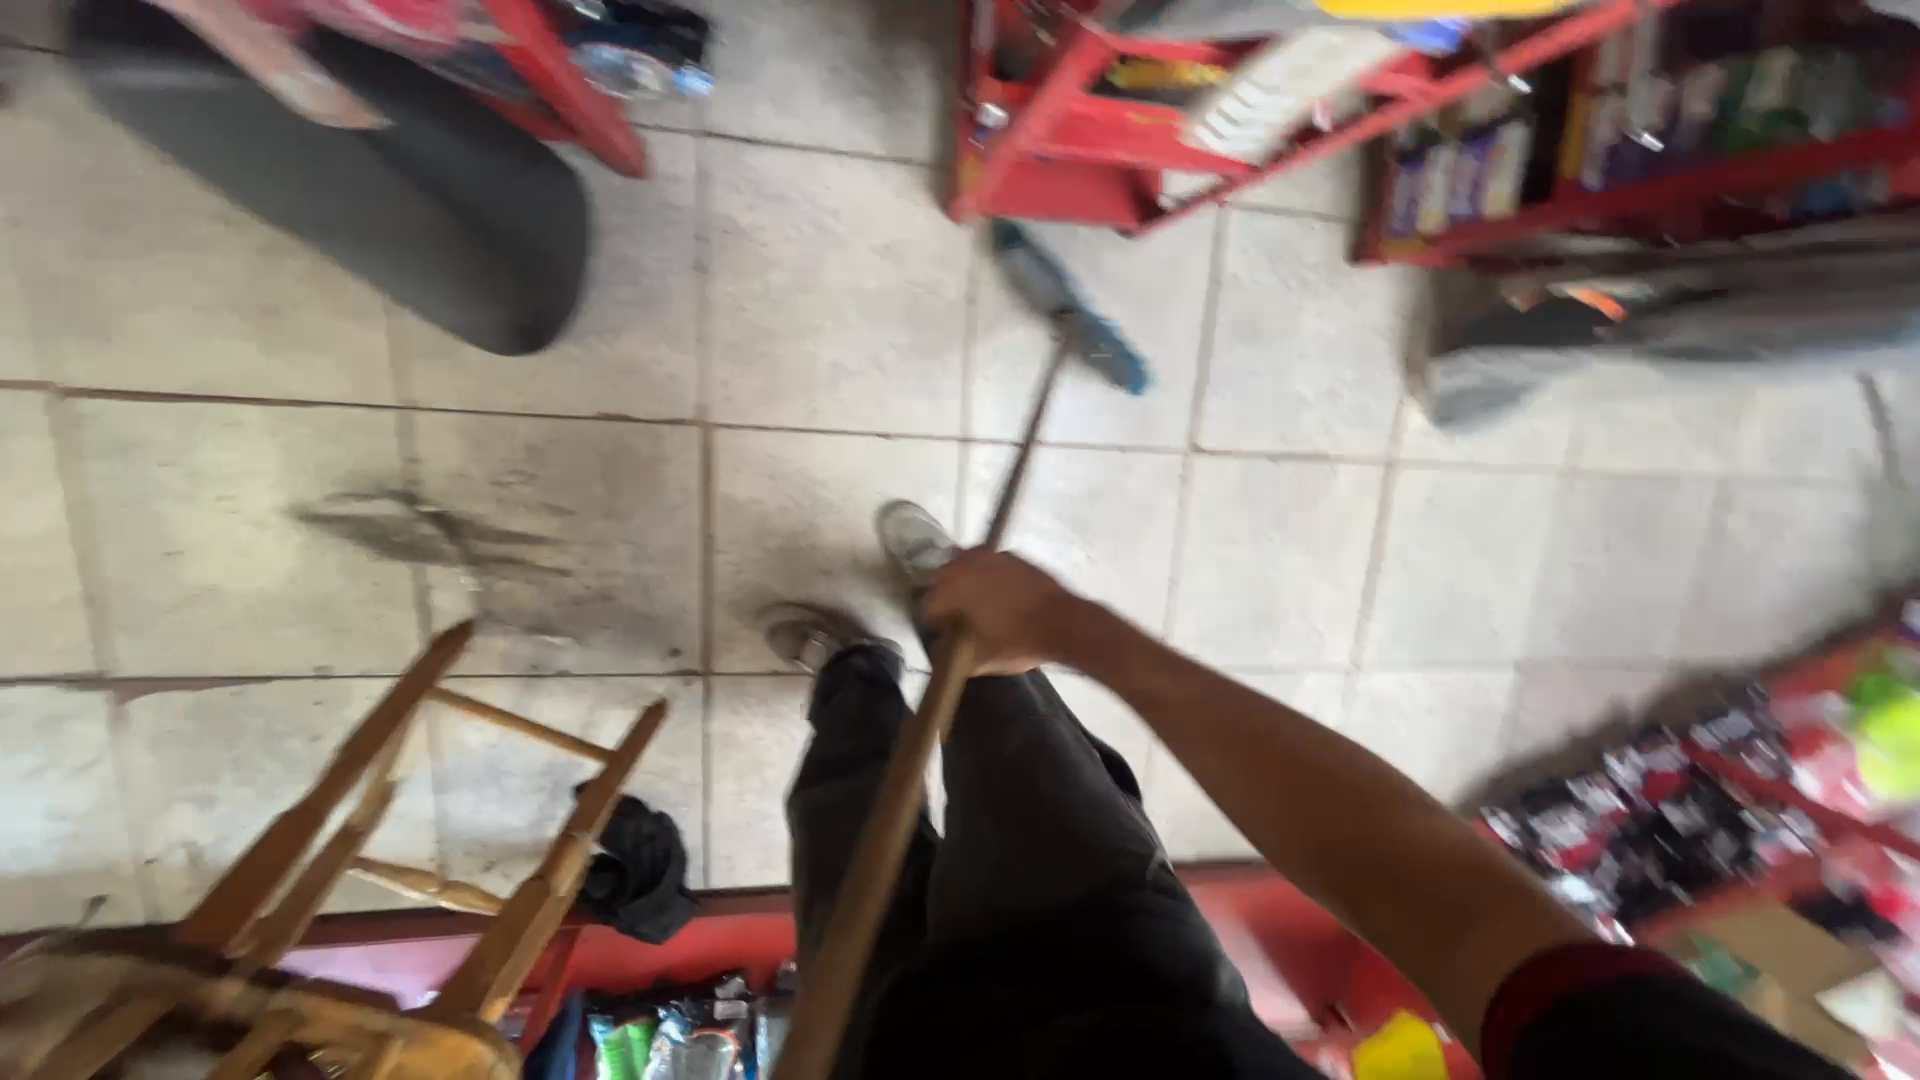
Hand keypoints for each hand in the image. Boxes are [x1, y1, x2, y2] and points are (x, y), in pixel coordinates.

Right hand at [920, 549, 1087, 674]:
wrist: (1061, 623)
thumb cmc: (1016, 642)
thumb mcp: (978, 661)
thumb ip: (950, 657)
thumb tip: (939, 651)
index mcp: (949, 590)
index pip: (927, 605)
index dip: (935, 622)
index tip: (948, 634)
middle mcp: (963, 565)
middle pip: (941, 579)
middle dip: (946, 596)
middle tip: (960, 617)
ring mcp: (989, 555)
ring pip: (964, 563)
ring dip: (964, 580)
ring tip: (978, 601)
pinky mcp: (1010, 555)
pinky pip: (989, 562)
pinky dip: (988, 573)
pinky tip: (1000, 591)